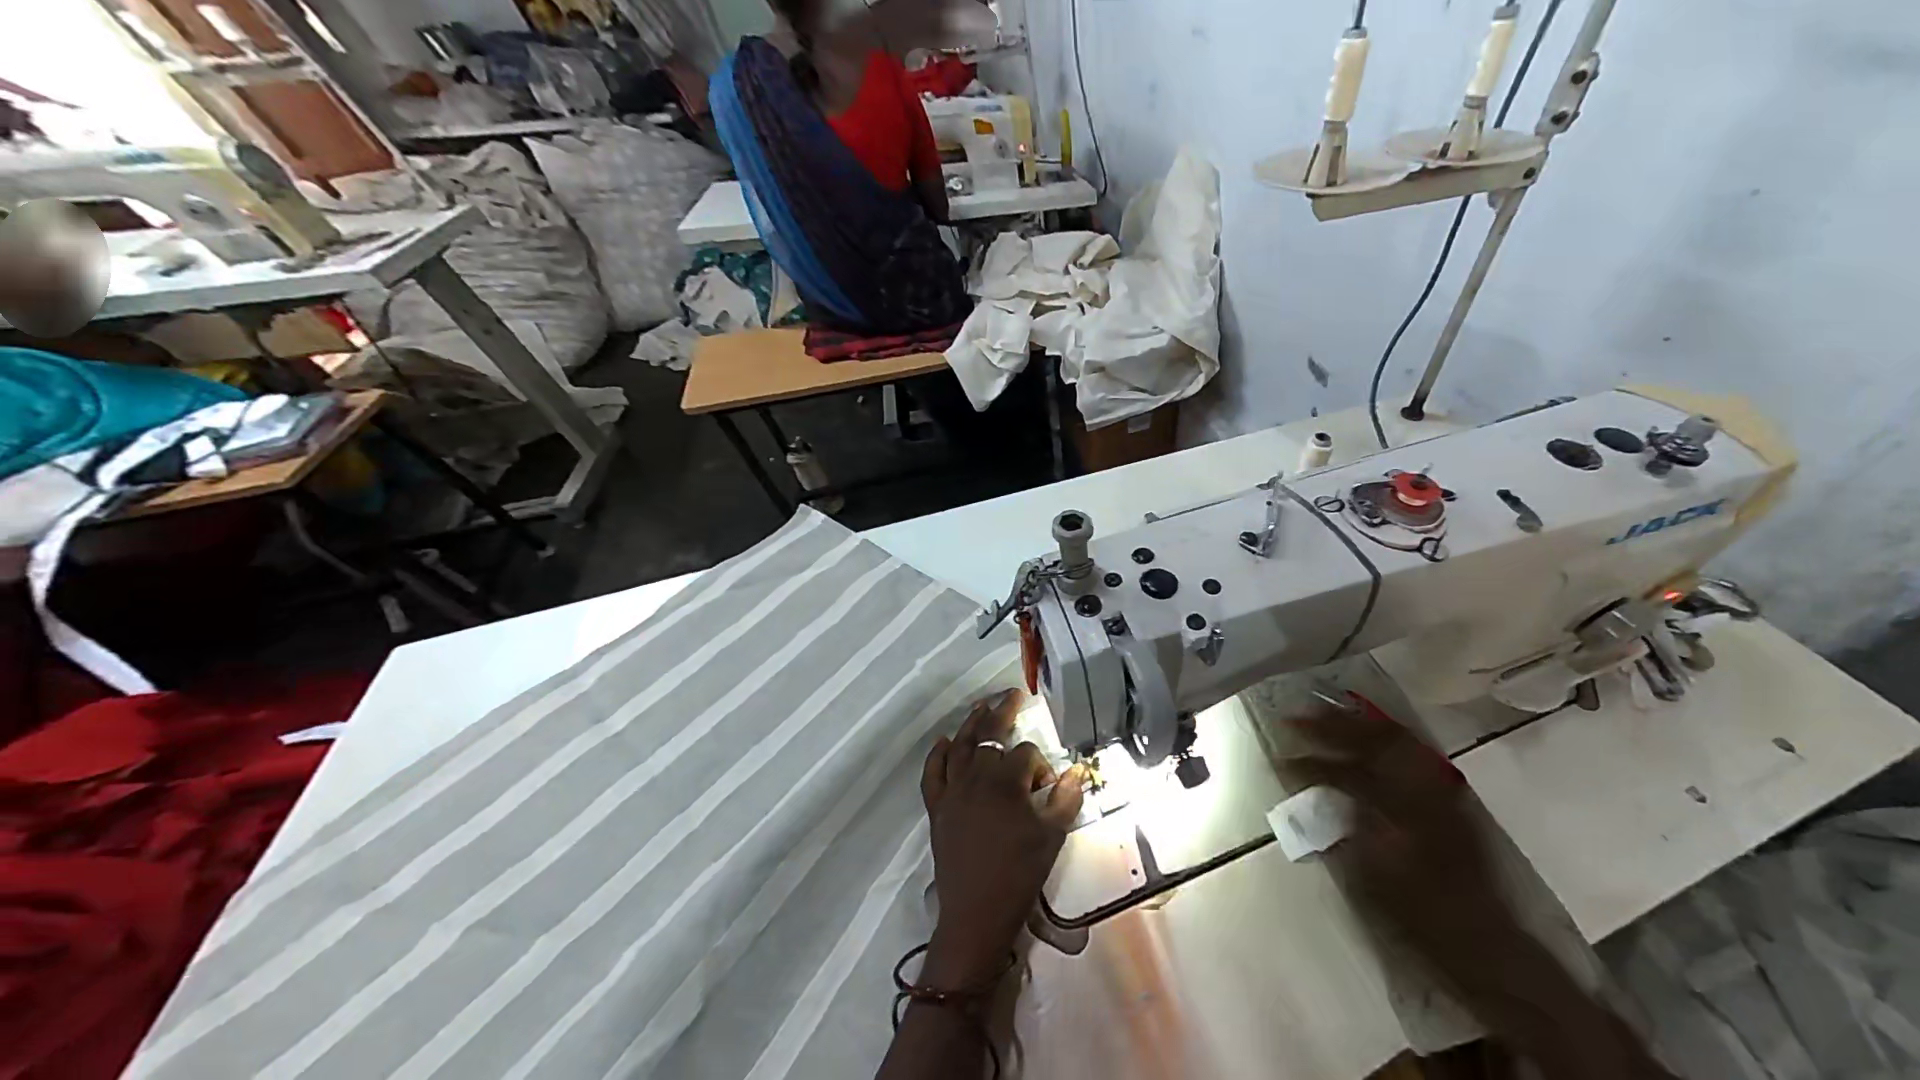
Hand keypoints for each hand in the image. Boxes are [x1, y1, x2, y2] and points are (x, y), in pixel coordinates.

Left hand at [918, 689, 1086, 988]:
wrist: (976, 911)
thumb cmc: (1019, 874)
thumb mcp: (1052, 837)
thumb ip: (1066, 799)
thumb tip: (1076, 772)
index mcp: (1004, 783)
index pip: (1025, 754)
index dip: (1040, 764)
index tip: (1046, 786)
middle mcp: (974, 777)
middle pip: (988, 735)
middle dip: (1002, 712)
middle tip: (1012, 694)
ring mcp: (951, 790)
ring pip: (960, 746)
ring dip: (971, 724)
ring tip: (982, 706)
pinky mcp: (937, 806)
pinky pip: (933, 772)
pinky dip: (938, 754)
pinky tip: (944, 741)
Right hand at [1280, 696, 1520, 990]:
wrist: (1482, 942)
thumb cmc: (1418, 917)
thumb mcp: (1370, 879)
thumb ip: (1346, 828)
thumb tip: (1324, 793)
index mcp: (1399, 813)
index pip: (1345, 773)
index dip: (1310, 763)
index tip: (1281, 759)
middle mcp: (1424, 793)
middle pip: (1375, 743)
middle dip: (1332, 726)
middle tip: (1297, 716)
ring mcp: (1442, 792)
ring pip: (1400, 741)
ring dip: (1362, 722)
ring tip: (1332, 710)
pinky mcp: (1452, 798)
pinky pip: (1419, 752)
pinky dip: (1392, 735)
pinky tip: (1376, 731)